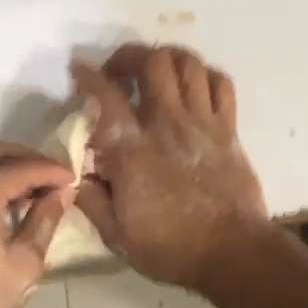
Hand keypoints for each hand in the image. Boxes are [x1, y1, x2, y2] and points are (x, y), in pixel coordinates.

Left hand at [0, 142, 75, 307]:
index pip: (20, 167)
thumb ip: (45, 219)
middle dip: (27, 160)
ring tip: (29, 186)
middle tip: (53, 179)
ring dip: (2, 164)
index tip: (73, 179)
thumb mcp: (25, 261)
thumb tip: (64, 192)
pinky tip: (1, 196)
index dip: (51, 171)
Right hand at [71, 44, 270, 290]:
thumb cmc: (167, 248)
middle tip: (117, 72)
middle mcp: (166, 124)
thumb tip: (78, 177)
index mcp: (132, 151)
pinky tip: (191, 89)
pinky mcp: (228, 129)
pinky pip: (219, 82)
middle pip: (152, 61)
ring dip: (166, 59)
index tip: (78, 70)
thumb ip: (92, 201)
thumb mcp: (116, 235)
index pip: (106, 96)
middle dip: (129, 56)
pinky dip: (202, 76)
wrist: (229, 251)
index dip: (88, 76)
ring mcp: (202, 122)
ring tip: (154, 73)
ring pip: (187, 62)